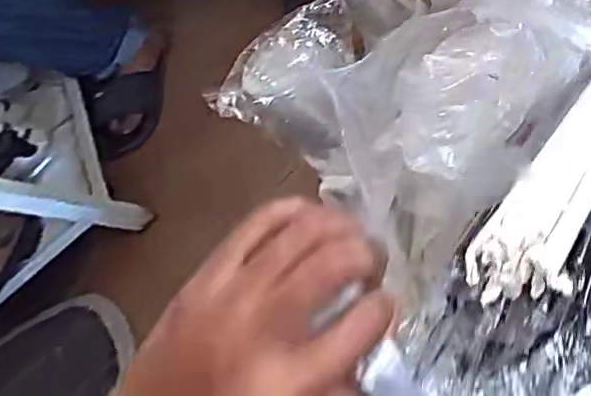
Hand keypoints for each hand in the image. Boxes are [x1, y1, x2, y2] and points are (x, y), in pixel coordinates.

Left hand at [120, 198, 396, 395]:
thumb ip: (341, 377)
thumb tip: (379, 332)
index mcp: (286, 381)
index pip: (367, 319)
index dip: (387, 308)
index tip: (384, 308)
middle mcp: (260, 329)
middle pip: (339, 260)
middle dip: (370, 255)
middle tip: (372, 269)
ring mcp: (228, 297)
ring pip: (306, 230)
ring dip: (342, 228)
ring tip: (348, 241)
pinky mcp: (202, 278)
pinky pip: (260, 221)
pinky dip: (295, 211)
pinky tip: (310, 223)